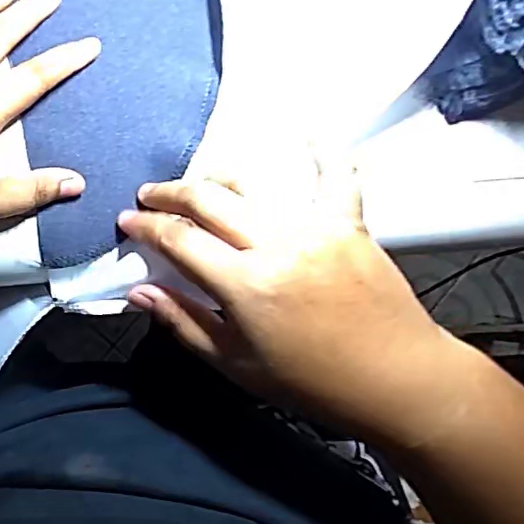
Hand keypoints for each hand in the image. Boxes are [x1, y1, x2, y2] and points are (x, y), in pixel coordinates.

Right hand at [118, 163, 482, 449]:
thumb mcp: (234, 363)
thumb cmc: (312, 382)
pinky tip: (308, 141)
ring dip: (219, 176)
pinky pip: (335, 177)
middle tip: (150, 196)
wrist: (395, 381)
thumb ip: (182, 322)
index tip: (129, 222)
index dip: (146, 227)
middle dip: (169, 193)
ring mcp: (316, 228)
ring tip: (202, 185)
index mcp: (245, 285)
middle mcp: (278, 245)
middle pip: (208, 198)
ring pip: (255, 181)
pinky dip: (321, 155)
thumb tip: (140, 292)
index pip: (179, 239)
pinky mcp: (350, 224)